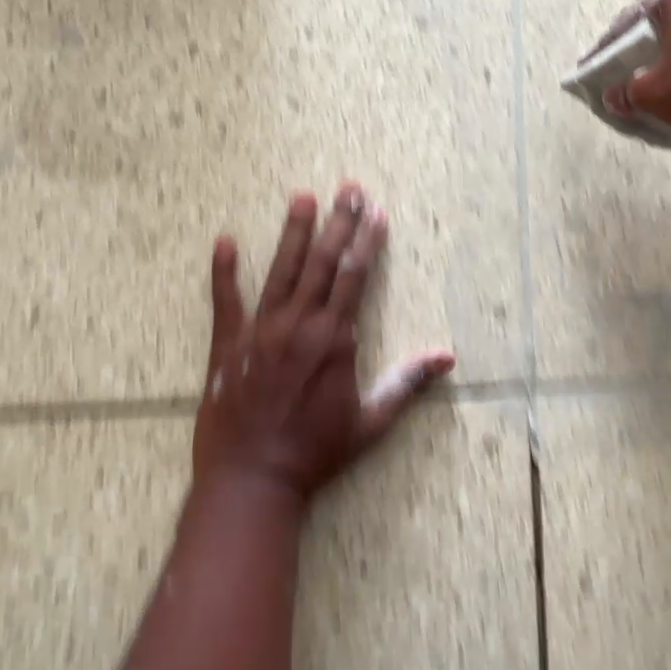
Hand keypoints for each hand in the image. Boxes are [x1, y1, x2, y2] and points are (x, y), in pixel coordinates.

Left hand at [190, 183, 455, 502]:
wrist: (252, 480)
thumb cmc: (316, 453)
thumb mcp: (371, 422)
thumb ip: (407, 384)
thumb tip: (448, 356)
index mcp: (334, 339)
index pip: (355, 277)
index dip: (367, 242)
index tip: (376, 212)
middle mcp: (298, 325)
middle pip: (322, 263)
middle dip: (338, 223)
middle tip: (348, 189)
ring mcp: (260, 332)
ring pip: (280, 271)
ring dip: (293, 233)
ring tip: (302, 197)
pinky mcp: (227, 346)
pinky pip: (224, 302)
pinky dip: (223, 272)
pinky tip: (225, 242)